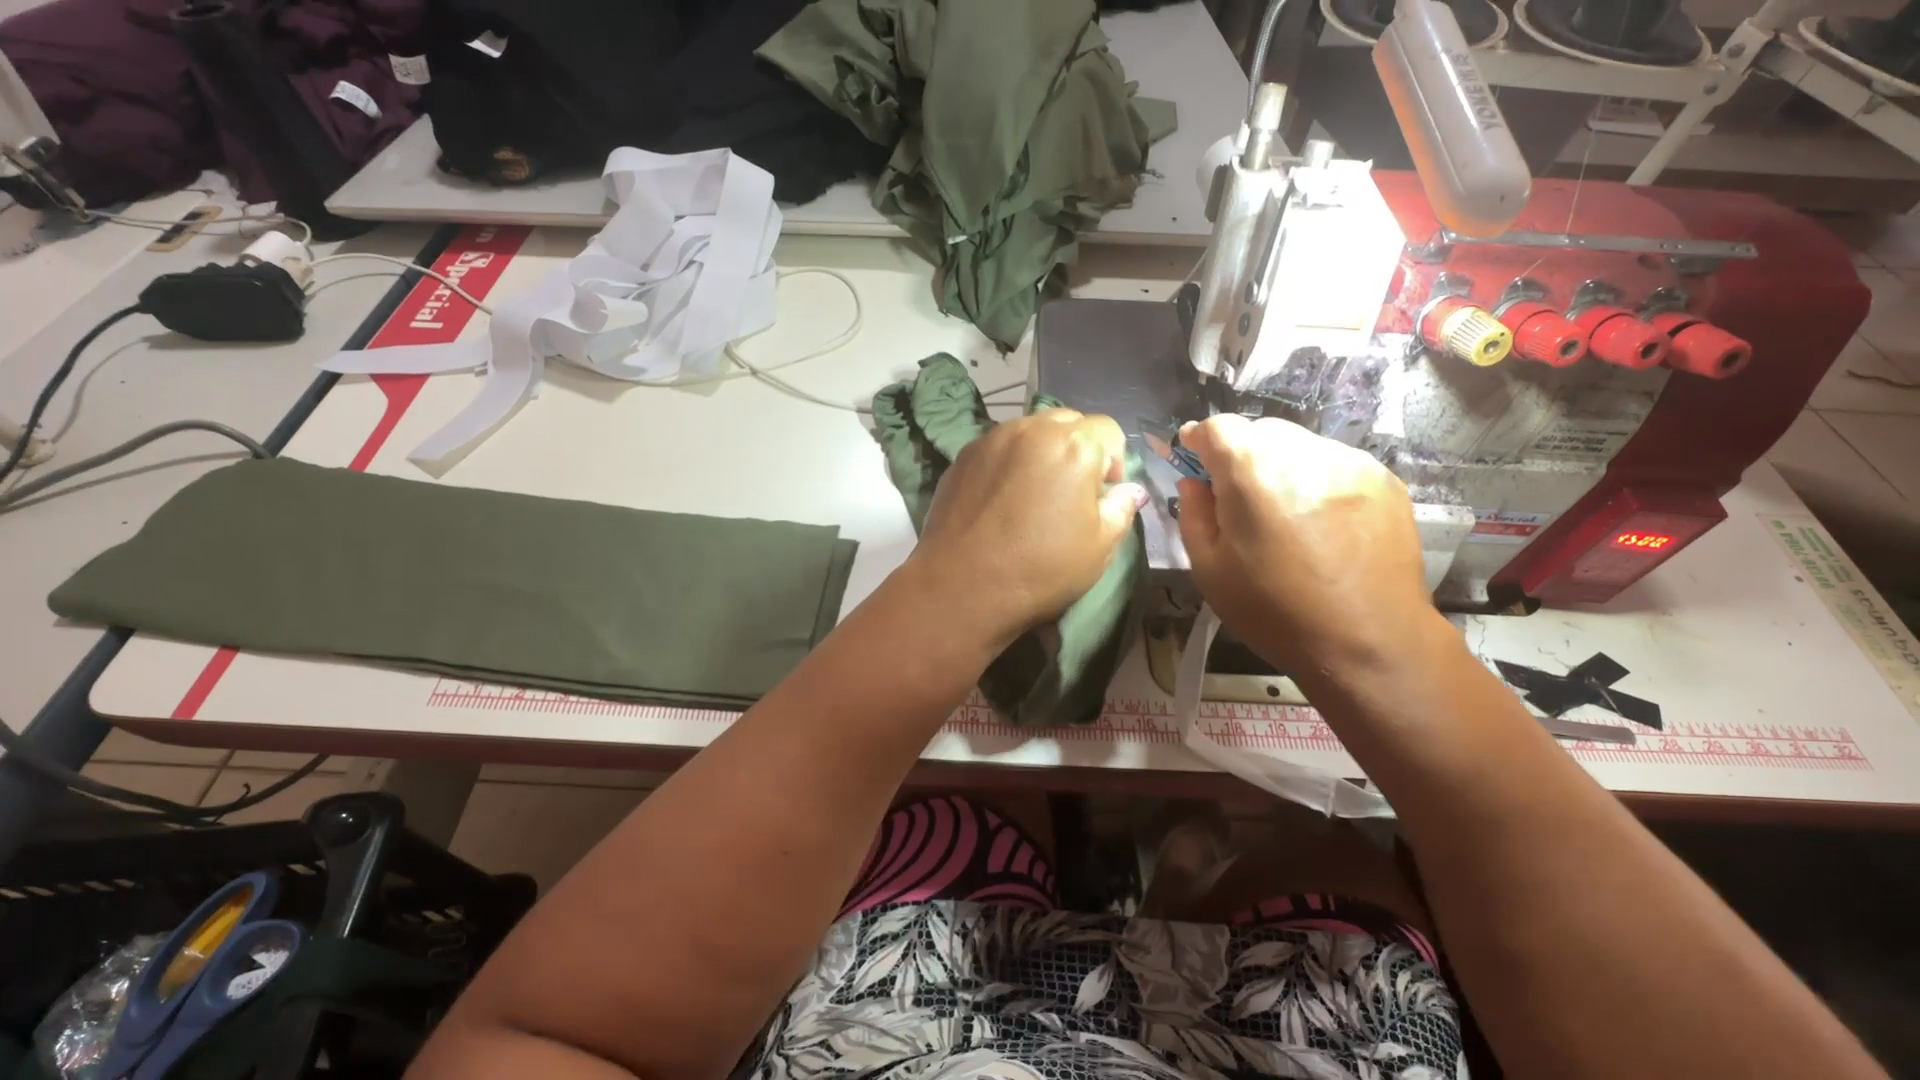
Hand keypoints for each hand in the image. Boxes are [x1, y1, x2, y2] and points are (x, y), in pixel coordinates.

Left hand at [901, 410, 1144, 650]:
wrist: (961, 588)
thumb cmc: (1040, 570)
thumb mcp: (1099, 547)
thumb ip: (1120, 508)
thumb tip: (1128, 489)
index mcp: (1074, 446)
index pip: (1109, 430)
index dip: (1114, 461)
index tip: (1103, 494)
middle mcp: (1032, 429)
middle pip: (1068, 422)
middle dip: (1079, 448)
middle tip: (1072, 492)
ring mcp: (992, 439)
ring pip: (1031, 430)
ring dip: (1042, 451)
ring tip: (1035, 494)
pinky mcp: (963, 456)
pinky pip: (999, 447)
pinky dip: (1010, 462)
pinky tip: (1003, 500)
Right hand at [1177, 414, 1433, 682]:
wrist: (1369, 641)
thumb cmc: (1276, 612)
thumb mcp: (1210, 570)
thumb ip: (1194, 514)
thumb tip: (1195, 482)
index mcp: (1252, 471)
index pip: (1216, 427)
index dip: (1199, 443)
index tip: (1196, 466)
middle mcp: (1302, 452)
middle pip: (1261, 432)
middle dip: (1243, 456)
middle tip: (1243, 501)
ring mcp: (1349, 462)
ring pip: (1301, 446)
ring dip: (1284, 468)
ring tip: (1289, 517)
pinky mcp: (1384, 479)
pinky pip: (1336, 465)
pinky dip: (1320, 482)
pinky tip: (1324, 524)